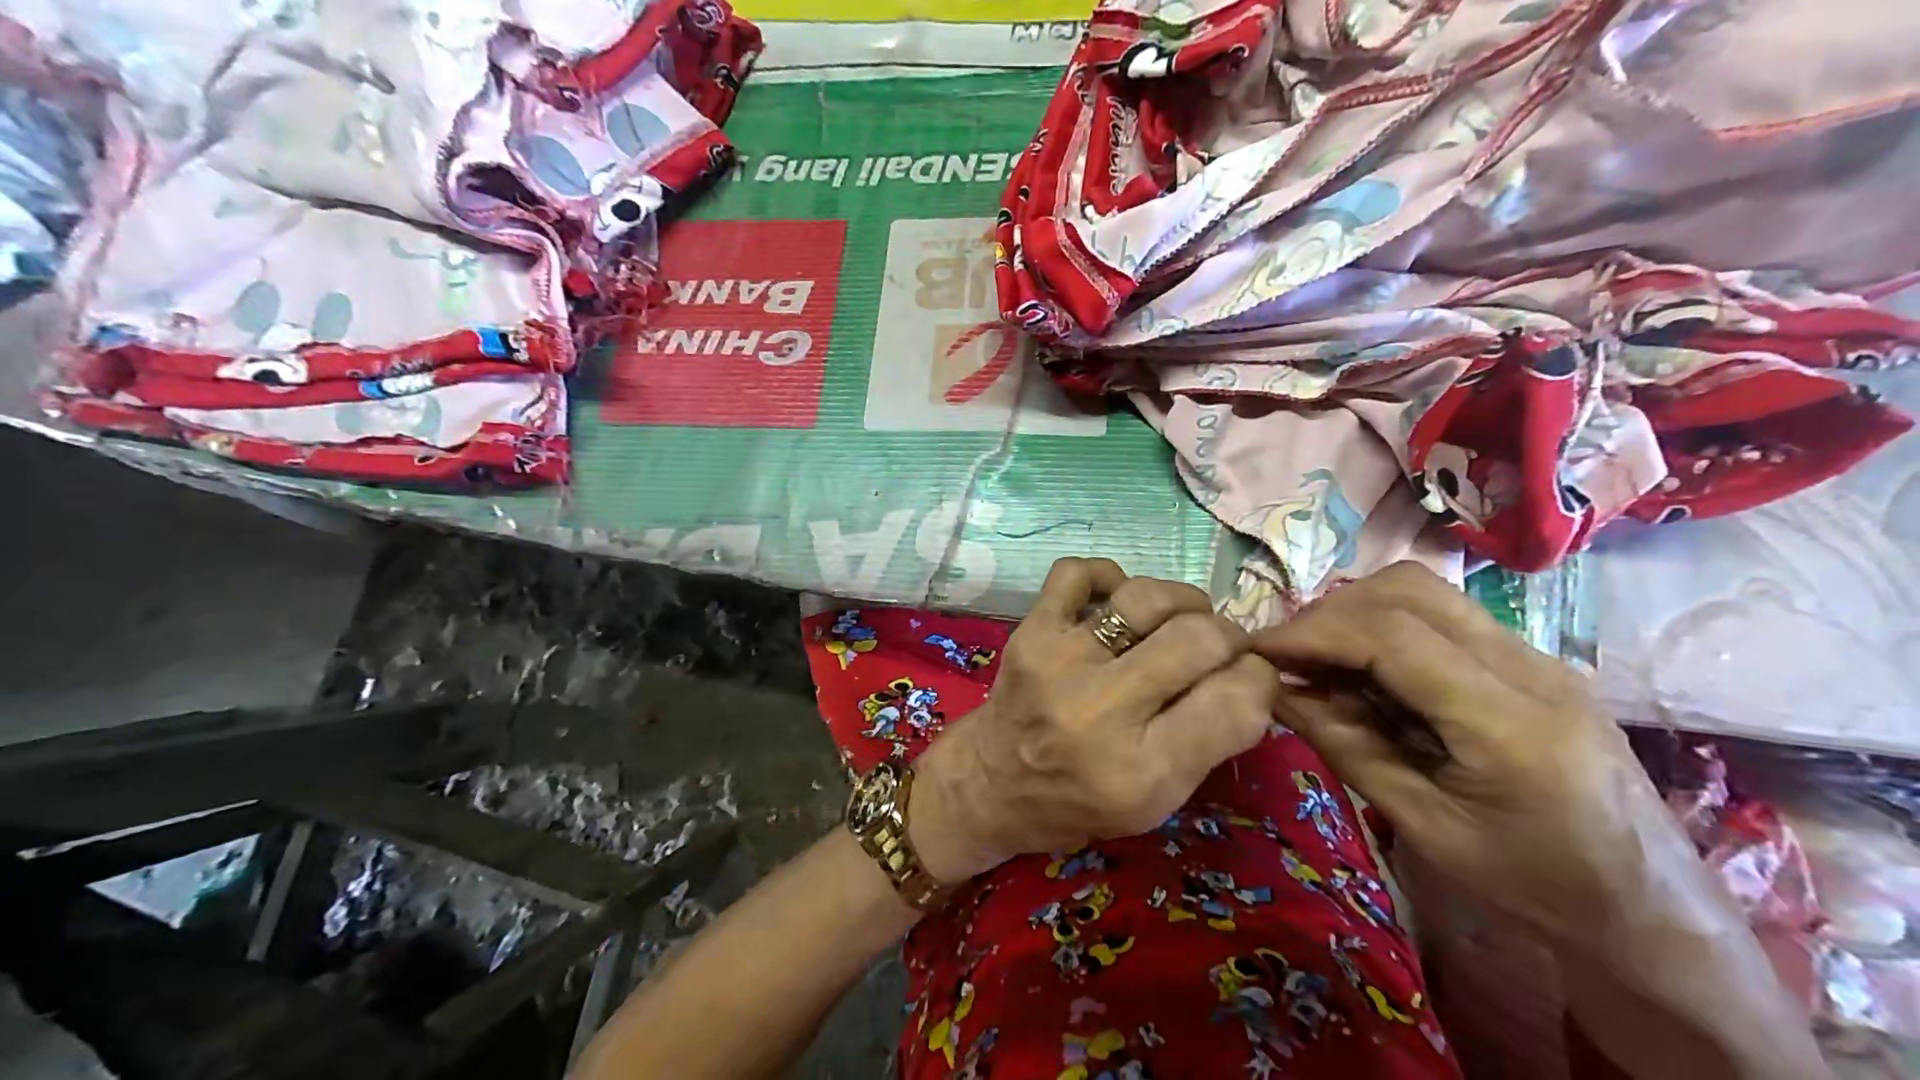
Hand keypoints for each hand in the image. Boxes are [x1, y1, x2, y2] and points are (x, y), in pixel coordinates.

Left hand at [907, 558, 1279, 884]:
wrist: (992, 782)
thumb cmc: (1080, 800)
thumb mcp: (1157, 800)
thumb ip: (1210, 739)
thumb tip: (1251, 668)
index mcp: (1142, 772)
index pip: (1237, 702)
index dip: (1259, 680)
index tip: (1249, 676)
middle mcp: (1100, 711)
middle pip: (1200, 639)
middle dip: (1229, 637)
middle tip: (1220, 647)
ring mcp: (1059, 662)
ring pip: (1147, 597)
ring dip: (1182, 601)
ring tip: (1181, 620)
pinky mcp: (1029, 632)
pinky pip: (1078, 572)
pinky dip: (1109, 577)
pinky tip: (1118, 603)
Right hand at [1251, 562, 1727, 947]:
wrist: (1654, 914)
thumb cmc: (1535, 888)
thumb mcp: (1424, 827)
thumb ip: (1346, 748)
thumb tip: (1276, 691)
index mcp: (1509, 722)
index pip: (1391, 635)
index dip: (1312, 633)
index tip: (1258, 652)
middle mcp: (1531, 668)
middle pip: (1407, 591)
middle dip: (1330, 614)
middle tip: (1286, 658)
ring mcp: (1537, 658)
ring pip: (1424, 592)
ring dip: (1356, 614)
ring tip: (1320, 663)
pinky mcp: (1531, 662)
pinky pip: (1442, 617)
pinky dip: (1385, 628)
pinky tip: (1366, 674)